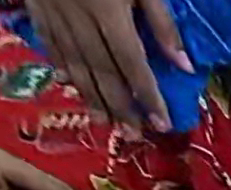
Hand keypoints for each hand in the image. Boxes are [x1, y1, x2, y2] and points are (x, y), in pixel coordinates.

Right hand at [23, 0, 189, 131]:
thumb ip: (163, 23)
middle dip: (120, 106)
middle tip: (133, 136)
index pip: (133, 66)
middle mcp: (75, 12)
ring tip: (105, 123)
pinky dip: (60, 63)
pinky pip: (46, 36)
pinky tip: (69, 84)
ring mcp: (48, 4)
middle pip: (102, 70)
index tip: (162, 125)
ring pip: (72, 59)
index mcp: (107, 10)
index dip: (148, 98)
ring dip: (90, 95)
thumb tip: (184, 67)